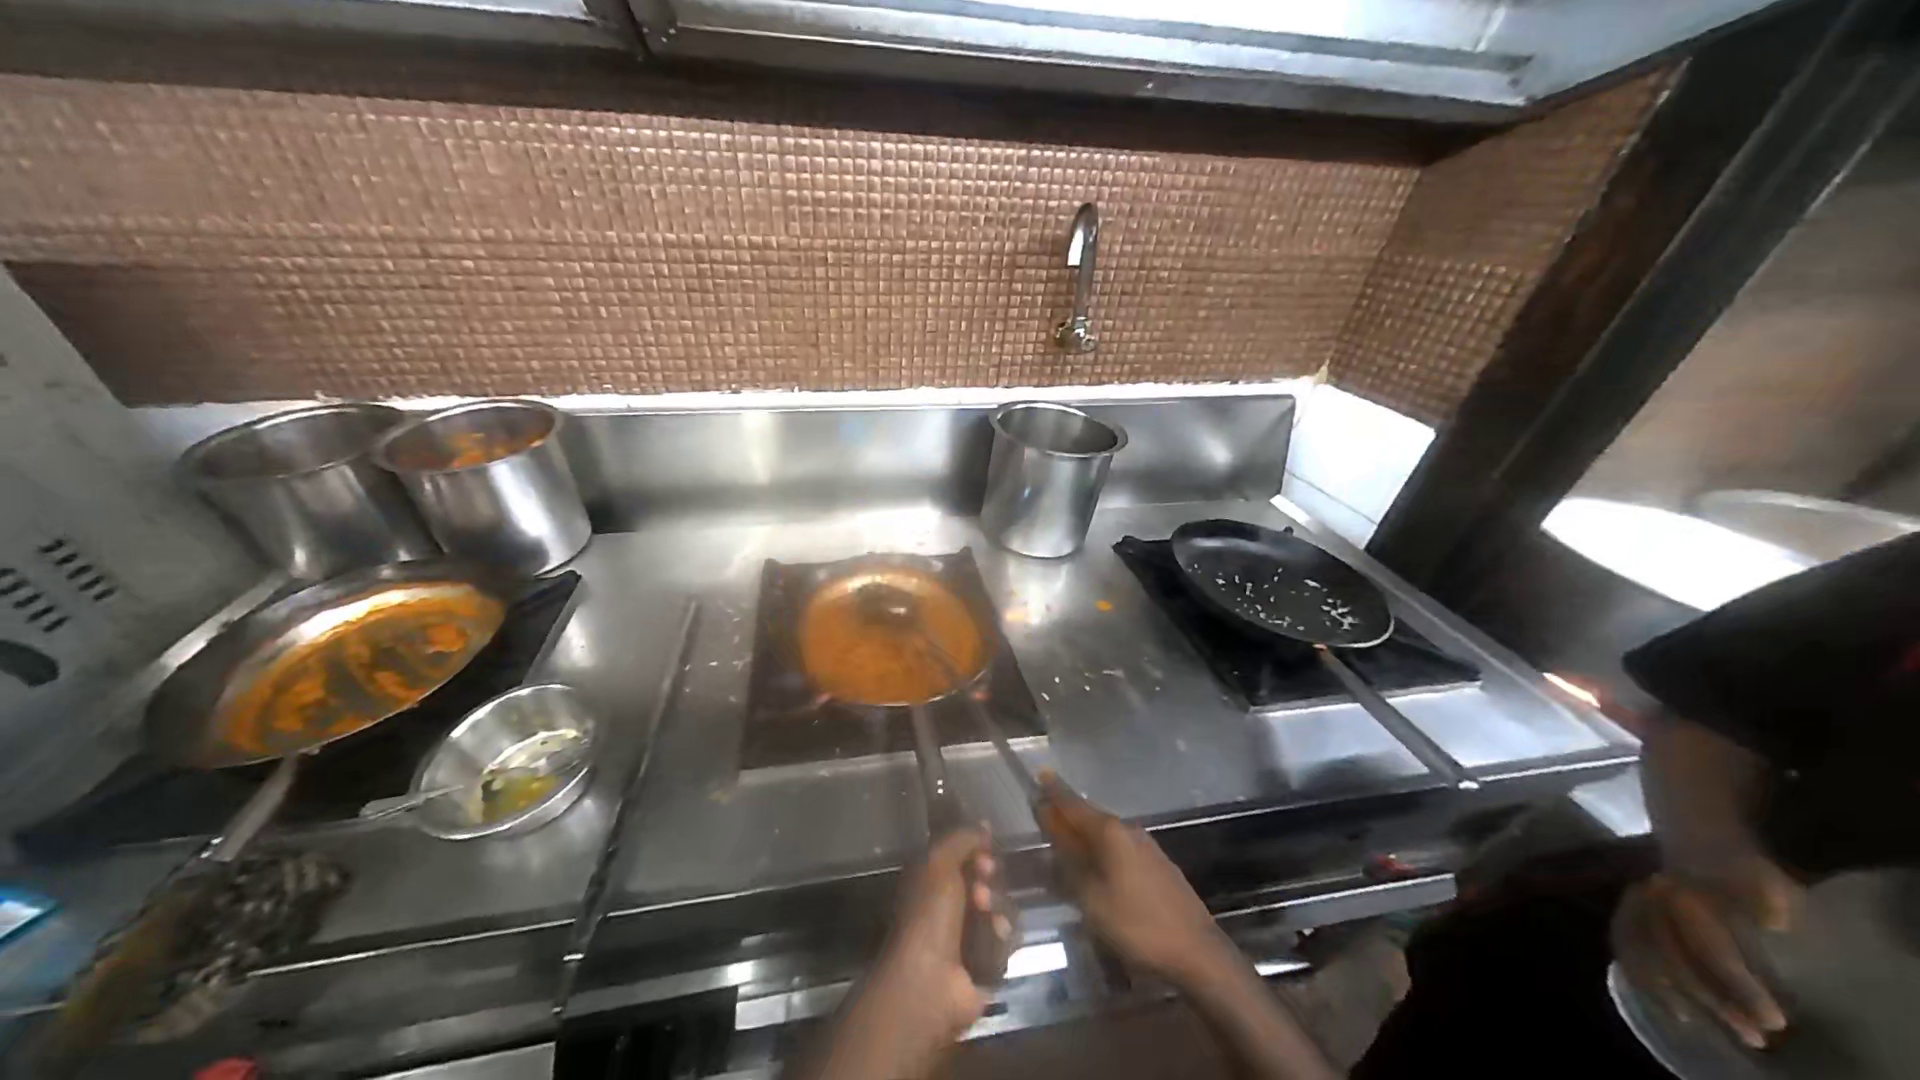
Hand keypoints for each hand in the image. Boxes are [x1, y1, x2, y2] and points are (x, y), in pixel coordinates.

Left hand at [807, 828, 1002, 1079]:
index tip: (984, 851)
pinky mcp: (989, 962)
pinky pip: (1009, 939)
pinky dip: (1001, 937)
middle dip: (990, 879)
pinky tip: (993, 939)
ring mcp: (971, 936)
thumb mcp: (939, 862)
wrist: (930, 980)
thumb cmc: (929, 914)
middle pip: (989, 881)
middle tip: (981, 883)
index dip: (979, 851)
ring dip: (997, 907)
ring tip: (985, 915)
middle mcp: (952, 906)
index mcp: (934, 881)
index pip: (968, 857)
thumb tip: (985, 824)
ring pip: (1003, 908)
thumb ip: (963, 838)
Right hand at [1035, 774, 1228, 987]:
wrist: (1197, 953)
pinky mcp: (1158, 865)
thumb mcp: (1091, 898)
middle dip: (1067, 813)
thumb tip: (1053, 832)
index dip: (1055, 791)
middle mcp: (1128, 831)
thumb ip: (1069, 862)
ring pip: (1106, 833)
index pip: (1074, 804)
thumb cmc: (1137, 925)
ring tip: (1064, 838)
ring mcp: (1146, 847)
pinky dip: (1101, 848)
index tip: (1040, 774)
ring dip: (1084, 832)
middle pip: (1090, 816)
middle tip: (1044, 811)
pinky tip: (1095, 863)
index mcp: (1110, 832)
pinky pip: (1119, 847)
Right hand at [1614, 851, 1802, 1048]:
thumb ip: (1767, 896)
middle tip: (1752, 1035)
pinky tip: (1666, 1001)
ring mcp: (1632, 903)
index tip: (1773, 1021)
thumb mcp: (1766, 878)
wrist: (1700, 843)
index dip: (1739, 985)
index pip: (1707, 945)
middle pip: (1672, 956)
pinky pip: (1624, 945)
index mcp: (1682, 891)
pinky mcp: (1625, 912)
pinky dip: (1640, 975)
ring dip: (1675, 994)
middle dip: (1711, 999)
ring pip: (1644, 955)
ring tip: (1707, 1024)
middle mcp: (1648, 897)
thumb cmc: (1743, 869)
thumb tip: (1773, 921)